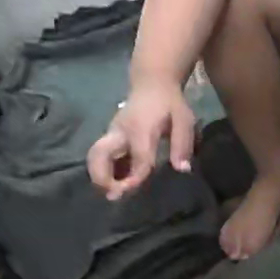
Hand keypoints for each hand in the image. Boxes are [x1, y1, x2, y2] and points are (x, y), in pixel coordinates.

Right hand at [87, 80, 194, 199]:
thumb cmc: (170, 103)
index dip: (135, 177)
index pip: (137, 158)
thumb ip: (182, 144)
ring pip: (95, 156)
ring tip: (113, 194)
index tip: (133, 191)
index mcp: (141, 129)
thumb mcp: (183, 119)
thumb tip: (182, 170)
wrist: (152, 82)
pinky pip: (102, 156)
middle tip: (113, 196)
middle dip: (102, 177)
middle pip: (99, 154)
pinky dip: (105, 171)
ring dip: (100, 176)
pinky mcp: (111, 136)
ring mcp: (112, 133)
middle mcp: (120, 132)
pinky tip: (117, 184)